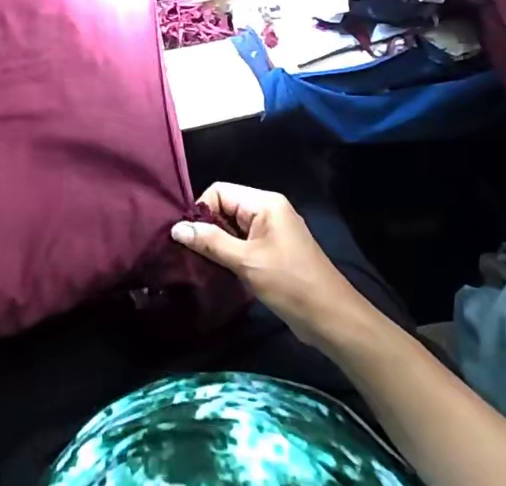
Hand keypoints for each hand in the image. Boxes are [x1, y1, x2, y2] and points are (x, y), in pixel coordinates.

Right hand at [172, 183, 376, 349]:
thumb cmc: (288, 283)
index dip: (201, 210)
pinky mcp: (273, 250)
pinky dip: (230, 253)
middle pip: (226, 207)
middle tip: (188, 254)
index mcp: (265, 202)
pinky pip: (244, 242)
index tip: (187, 238)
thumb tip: (177, 228)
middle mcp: (269, 210)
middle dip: (206, 227)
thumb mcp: (247, 262)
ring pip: (233, 227)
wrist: (328, 314)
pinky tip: (218, 271)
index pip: (221, 191)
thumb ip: (211, 242)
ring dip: (217, 243)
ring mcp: (272, 230)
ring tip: (199, 264)